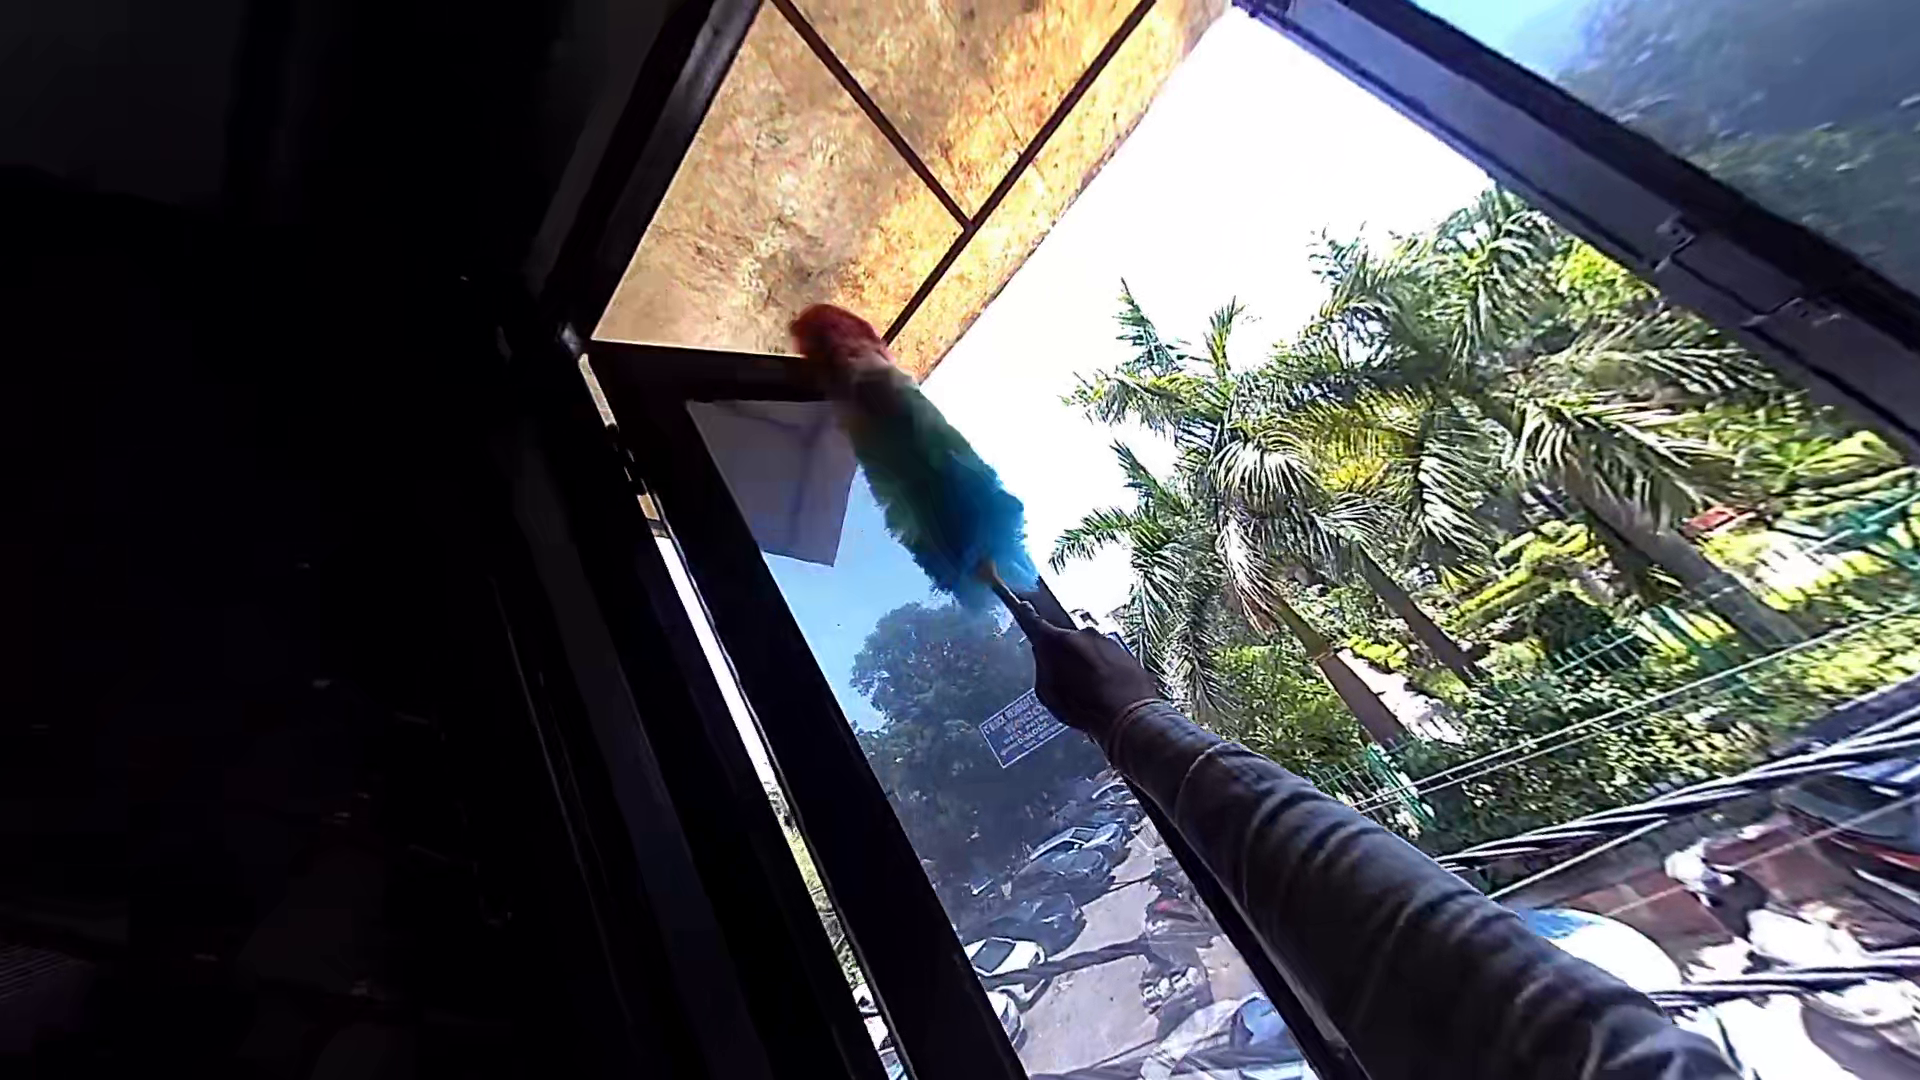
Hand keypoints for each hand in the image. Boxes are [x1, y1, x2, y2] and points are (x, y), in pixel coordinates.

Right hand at [1008, 601, 1161, 739]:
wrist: (1130, 716)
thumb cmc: (1083, 708)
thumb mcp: (1049, 694)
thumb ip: (1042, 669)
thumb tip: (1042, 654)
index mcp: (1057, 642)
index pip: (1034, 621)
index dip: (1026, 614)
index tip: (1022, 606)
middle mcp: (1082, 633)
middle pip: (1064, 638)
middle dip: (1062, 651)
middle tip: (1064, 675)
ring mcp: (1105, 639)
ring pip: (1086, 646)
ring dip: (1084, 659)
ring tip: (1088, 686)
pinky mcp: (1124, 650)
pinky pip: (1104, 654)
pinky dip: (1102, 665)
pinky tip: (1104, 686)